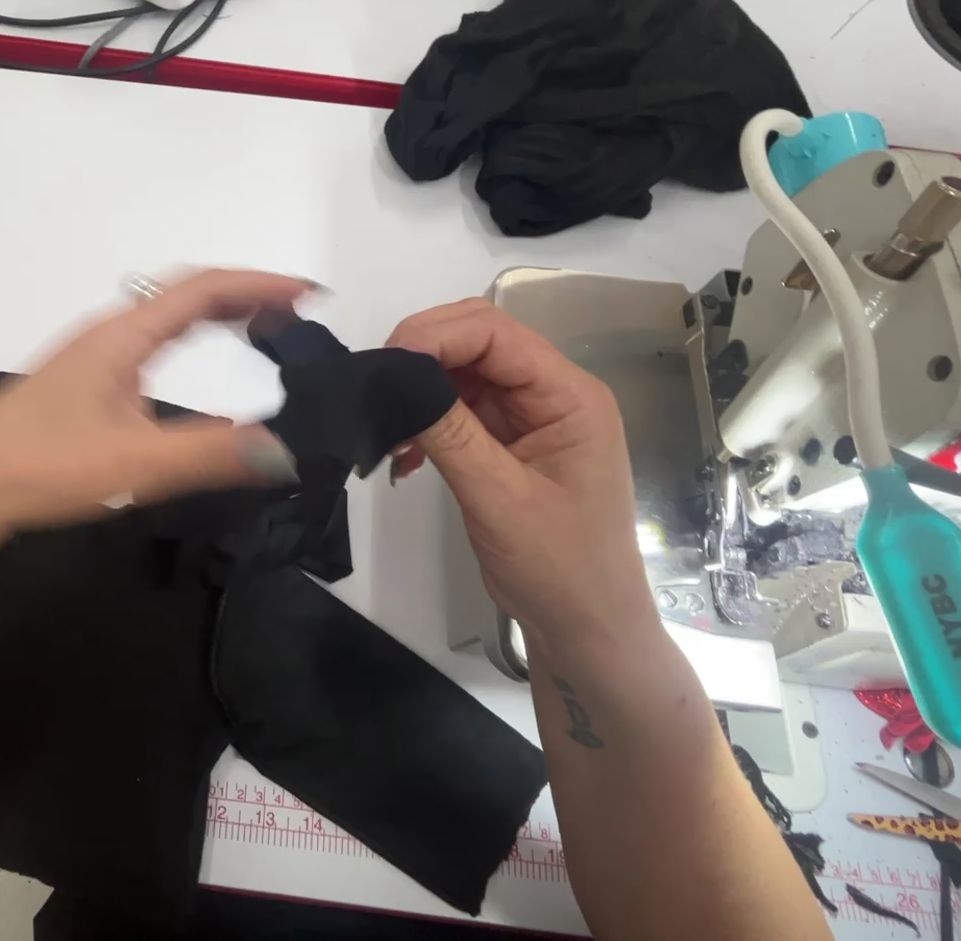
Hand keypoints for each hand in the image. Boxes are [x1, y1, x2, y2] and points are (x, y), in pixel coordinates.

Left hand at [0, 269, 312, 560]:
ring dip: (218, 314)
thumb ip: (209, 455)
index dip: (260, 285)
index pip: (203, 289)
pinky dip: (191, 339)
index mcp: (123, 335)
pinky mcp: (85, 380)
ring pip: (166, 316)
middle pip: (187, 293)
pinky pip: (151, 341)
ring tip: (263, 328)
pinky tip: (196, 364)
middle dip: (246, 295)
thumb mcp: (134, 464)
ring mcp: (93, 355)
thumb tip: (284, 452)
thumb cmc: (43, 467)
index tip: (310, 294)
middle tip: (297, 312)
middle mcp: (109, 332)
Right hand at [387, 298, 655, 636]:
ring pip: (462, 374)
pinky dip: (426, 420)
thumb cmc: (559, 567)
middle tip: (376, 386)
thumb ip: (449, 432)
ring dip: (420, 391)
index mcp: (569, 396)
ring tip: (386, 426)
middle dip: (423, 354)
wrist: (584, 627)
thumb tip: (397, 378)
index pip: (496, 334)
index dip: (436, 335)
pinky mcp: (506, 442)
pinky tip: (405, 452)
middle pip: (479, 342)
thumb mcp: (499, 498)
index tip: (385, 362)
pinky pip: (458, 410)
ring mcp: (528, 417)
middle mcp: (551, 394)